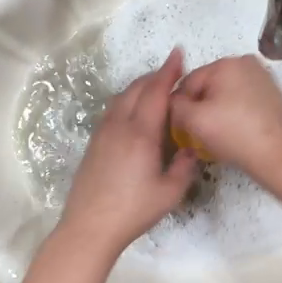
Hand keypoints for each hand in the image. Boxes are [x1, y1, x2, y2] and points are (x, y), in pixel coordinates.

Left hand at [59, 48, 200, 253]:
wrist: (90, 227)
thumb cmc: (133, 211)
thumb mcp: (170, 193)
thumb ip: (184, 167)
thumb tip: (191, 151)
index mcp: (140, 133)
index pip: (156, 91)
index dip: (168, 71)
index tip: (178, 54)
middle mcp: (119, 126)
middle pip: (136, 89)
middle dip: (155, 77)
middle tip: (172, 74)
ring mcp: (102, 134)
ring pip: (121, 98)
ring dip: (139, 88)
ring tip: (155, 91)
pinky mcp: (93, 145)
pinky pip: (112, 112)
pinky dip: (127, 103)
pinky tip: (135, 115)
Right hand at [169, 54, 281, 181]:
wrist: (279, 156)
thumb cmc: (235, 135)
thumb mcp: (195, 121)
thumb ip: (175, 106)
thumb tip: (173, 101)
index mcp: (226, 63)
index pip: (188, 82)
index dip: (180, 106)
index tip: (181, 128)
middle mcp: (246, 62)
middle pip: (208, 86)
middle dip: (200, 107)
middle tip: (200, 134)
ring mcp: (263, 77)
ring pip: (225, 94)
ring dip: (217, 111)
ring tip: (218, 135)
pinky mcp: (273, 94)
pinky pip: (243, 101)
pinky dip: (235, 114)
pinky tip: (235, 132)